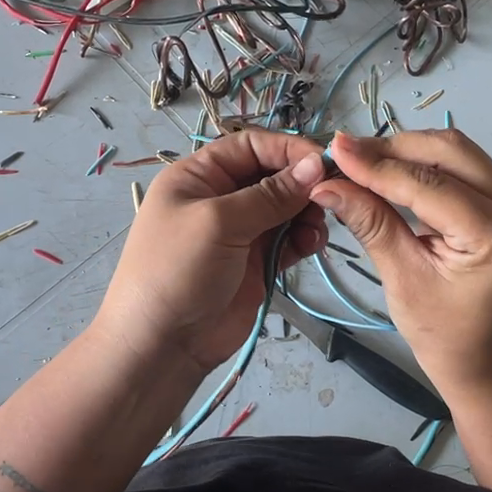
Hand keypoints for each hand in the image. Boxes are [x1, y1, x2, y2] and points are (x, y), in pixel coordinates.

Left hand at [92, 130, 328, 372]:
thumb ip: (269, 194)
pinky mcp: (256, 264)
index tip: (322, 162)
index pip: (249, 146)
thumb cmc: (177, 271)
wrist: (162, 345)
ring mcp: (239, 233)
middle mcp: (219, 199)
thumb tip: (314, 166)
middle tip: (329, 198)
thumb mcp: (219, 223)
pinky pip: (288, 240)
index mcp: (198, 177)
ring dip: (306, 213)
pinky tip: (311, 245)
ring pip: (285, 208)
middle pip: (271, 175)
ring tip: (317, 227)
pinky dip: (303, 238)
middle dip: (301, 183)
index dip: (286, 149)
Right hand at [309, 130, 491, 386]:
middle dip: (394, 148)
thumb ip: (370, 222)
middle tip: (346, 153)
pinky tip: (390, 172)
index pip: (428, 185)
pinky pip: (462, 166)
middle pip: (449, 151)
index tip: (336, 152)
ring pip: (455, 152)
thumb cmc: (439, 330)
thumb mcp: (400, 278)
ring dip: (407, 151)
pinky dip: (422, 164)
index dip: (377, 167)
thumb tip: (327, 184)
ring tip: (362, 161)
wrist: (477, 353)